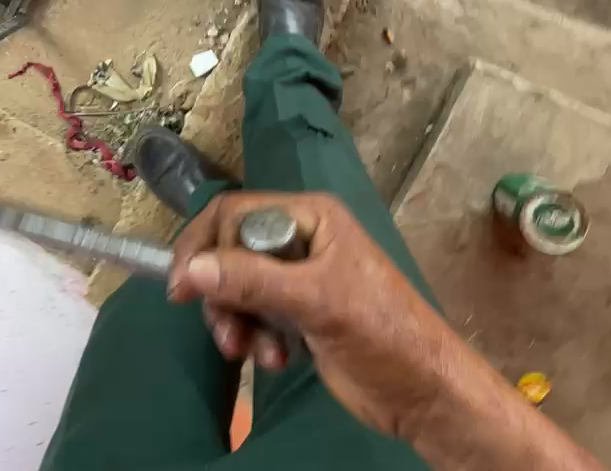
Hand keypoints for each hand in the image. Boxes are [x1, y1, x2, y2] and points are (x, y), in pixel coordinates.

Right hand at [166, 190, 455, 438]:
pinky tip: (272, 359)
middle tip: (221, 330)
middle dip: (220, 290)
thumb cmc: (382, 334)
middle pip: (230, 249)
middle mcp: (299, 237)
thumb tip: (191, 269)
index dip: (204, 245)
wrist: (428, 398)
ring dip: (235, 319)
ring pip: (236, 283)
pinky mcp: (295, 309)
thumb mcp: (317, 302)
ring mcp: (296, 274)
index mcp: (309, 216)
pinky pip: (252, 311)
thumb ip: (252, 281)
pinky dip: (252, 336)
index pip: (235, 213)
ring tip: (247, 351)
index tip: (182, 285)